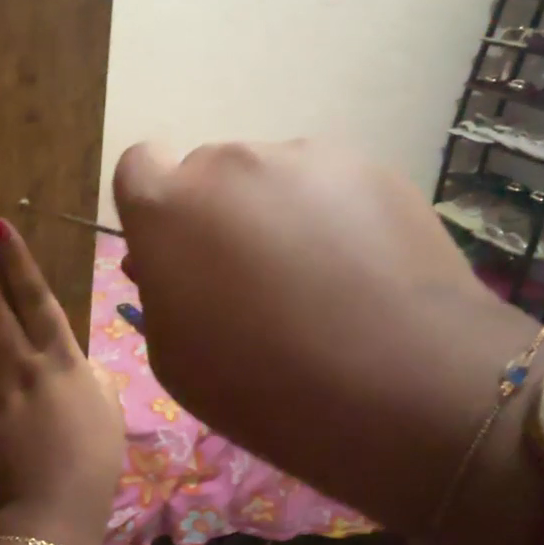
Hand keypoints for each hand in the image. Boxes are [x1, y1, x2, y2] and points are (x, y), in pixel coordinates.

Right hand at [112, 140, 543, 542]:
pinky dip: (330, 216)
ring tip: (314, 279)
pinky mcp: (370, 167)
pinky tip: (359, 272)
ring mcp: (304, 158)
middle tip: (246, 277)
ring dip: (272, 213)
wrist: (406, 387)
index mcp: (167, 207)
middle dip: (214, 213)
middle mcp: (229, 164)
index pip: (137, 165)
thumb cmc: (263, 386)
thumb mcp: (174, 358)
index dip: (152, 205)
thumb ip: (158, 290)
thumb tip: (164, 259)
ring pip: (268, 176)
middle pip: (206, 172)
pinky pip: (327, 185)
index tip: (173, 248)